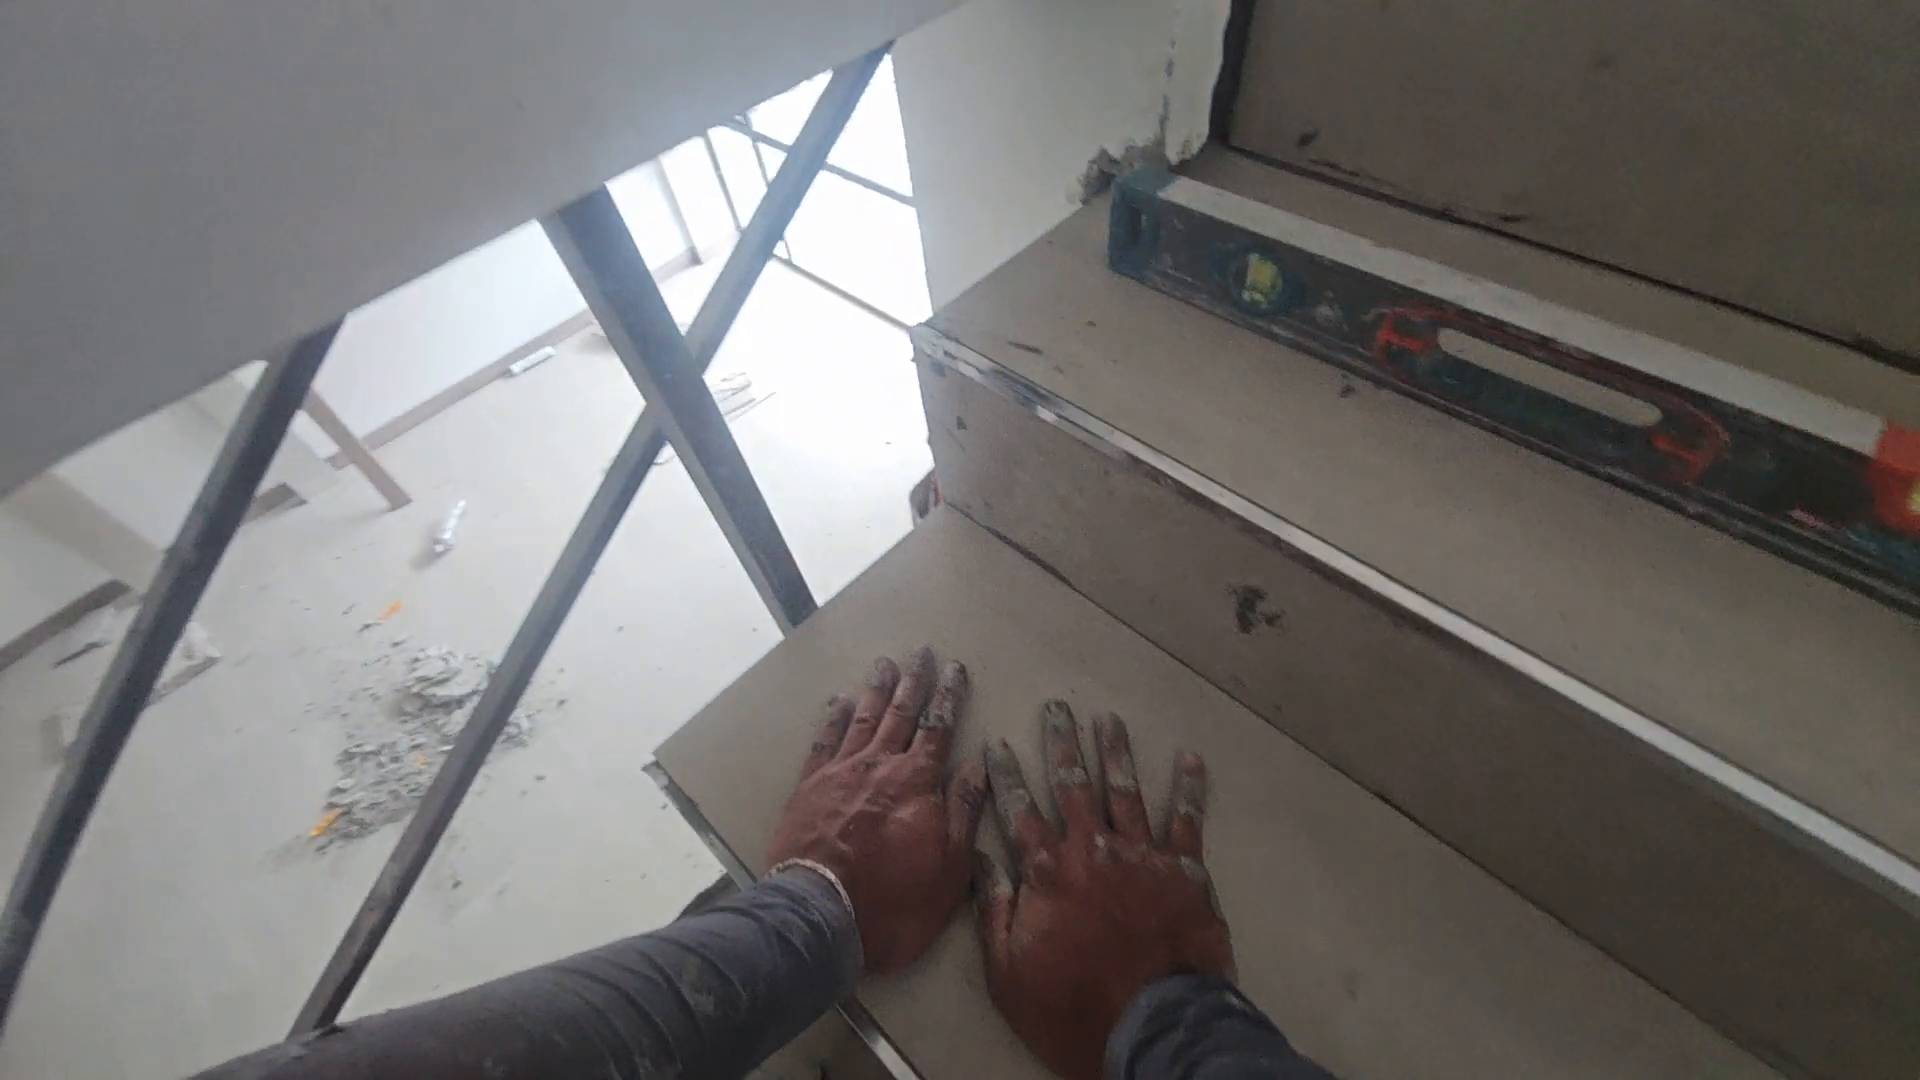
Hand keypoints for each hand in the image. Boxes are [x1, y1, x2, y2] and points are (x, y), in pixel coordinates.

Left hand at [767, 649, 989, 973]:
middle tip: (921, 651)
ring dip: (876, 689)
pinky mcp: (809, 786)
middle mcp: (880, 764)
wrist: (819, 918)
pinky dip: (832, 718)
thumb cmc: (894, 901)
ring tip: (885, 664)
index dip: (948, 696)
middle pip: (900, 713)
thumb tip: (980, 763)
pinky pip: (824, 741)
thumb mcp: (949, 867)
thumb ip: (964, 809)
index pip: (938, 727)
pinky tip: (838, 700)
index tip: (954, 668)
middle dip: (914, 681)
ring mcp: (841, 772)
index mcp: (916, 781)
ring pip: (863, 718)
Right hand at [975, 702, 1232, 1079]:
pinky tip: (1190, 759)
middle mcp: (1090, 848)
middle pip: (1072, 784)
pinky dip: (1189, 789)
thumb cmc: (1072, 1006)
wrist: (1153, 1030)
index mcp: (1047, 870)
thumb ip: (993, 911)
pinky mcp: (1182, 869)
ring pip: (1123, 789)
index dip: (1006, 774)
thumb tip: (980, 861)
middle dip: (1063, 742)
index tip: (999, 742)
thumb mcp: (1008, 973)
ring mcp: (1139, 854)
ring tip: (1110, 719)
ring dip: (1115, 751)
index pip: (1018, 809)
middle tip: (1059, 707)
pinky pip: (1186, 821)